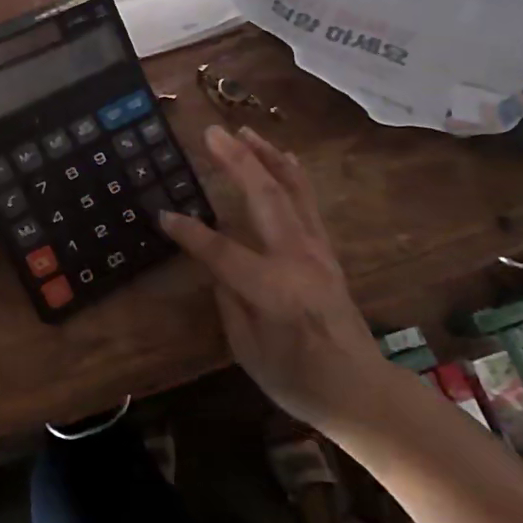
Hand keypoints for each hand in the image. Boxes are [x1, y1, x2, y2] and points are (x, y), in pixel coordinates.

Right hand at [160, 125, 388, 430]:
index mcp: (271, 289)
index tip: (162, 214)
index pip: (220, 250)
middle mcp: (297, 259)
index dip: (189, 232)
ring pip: (291, 191)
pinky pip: (307, 202)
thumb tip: (215, 262)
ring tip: (244, 131)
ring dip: (265, 157)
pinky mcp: (327, 251)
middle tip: (211, 132)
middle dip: (236, 161)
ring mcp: (317, 251)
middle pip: (264, 198)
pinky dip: (292, 175)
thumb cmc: (296, 379)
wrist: (360, 390)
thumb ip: (228, 298)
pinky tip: (282, 157)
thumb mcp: (247, 348)